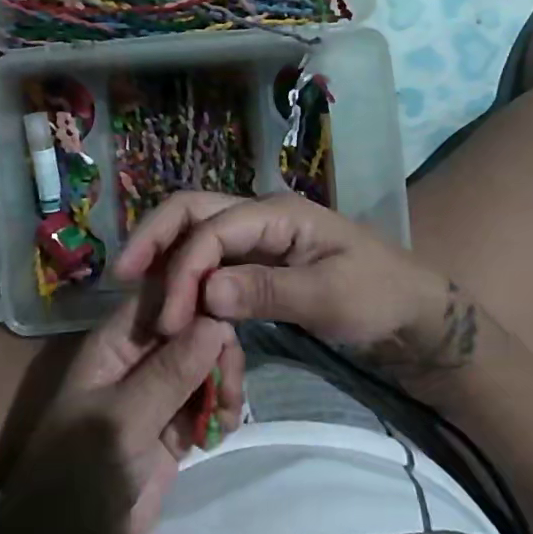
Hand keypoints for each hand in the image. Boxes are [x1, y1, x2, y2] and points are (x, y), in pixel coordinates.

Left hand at [0, 300, 241, 533]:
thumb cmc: (78, 473)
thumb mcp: (123, 420)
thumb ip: (170, 373)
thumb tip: (217, 323)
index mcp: (115, 343)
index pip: (160, 297)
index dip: (196, 295)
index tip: (230, 312)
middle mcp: (138, 358)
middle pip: (191, 329)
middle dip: (217, 349)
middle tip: (229, 385)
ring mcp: (157, 393)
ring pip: (205, 365)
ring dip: (224, 381)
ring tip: (227, 414)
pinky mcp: (173, 426)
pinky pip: (207, 401)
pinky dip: (221, 409)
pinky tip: (222, 430)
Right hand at [116, 192, 476, 378]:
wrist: (411, 313)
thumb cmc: (379, 296)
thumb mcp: (330, 297)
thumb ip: (267, 291)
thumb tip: (205, 292)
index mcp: (277, 213)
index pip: (211, 229)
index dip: (182, 271)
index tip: (168, 321)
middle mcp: (258, 216)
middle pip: (190, 212)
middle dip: (154, 240)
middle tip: (122, 279)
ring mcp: (256, 239)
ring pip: (194, 235)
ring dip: (165, 260)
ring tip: (139, 296)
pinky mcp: (255, 263)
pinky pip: (208, 262)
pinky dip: (184, 279)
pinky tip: (169, 303)